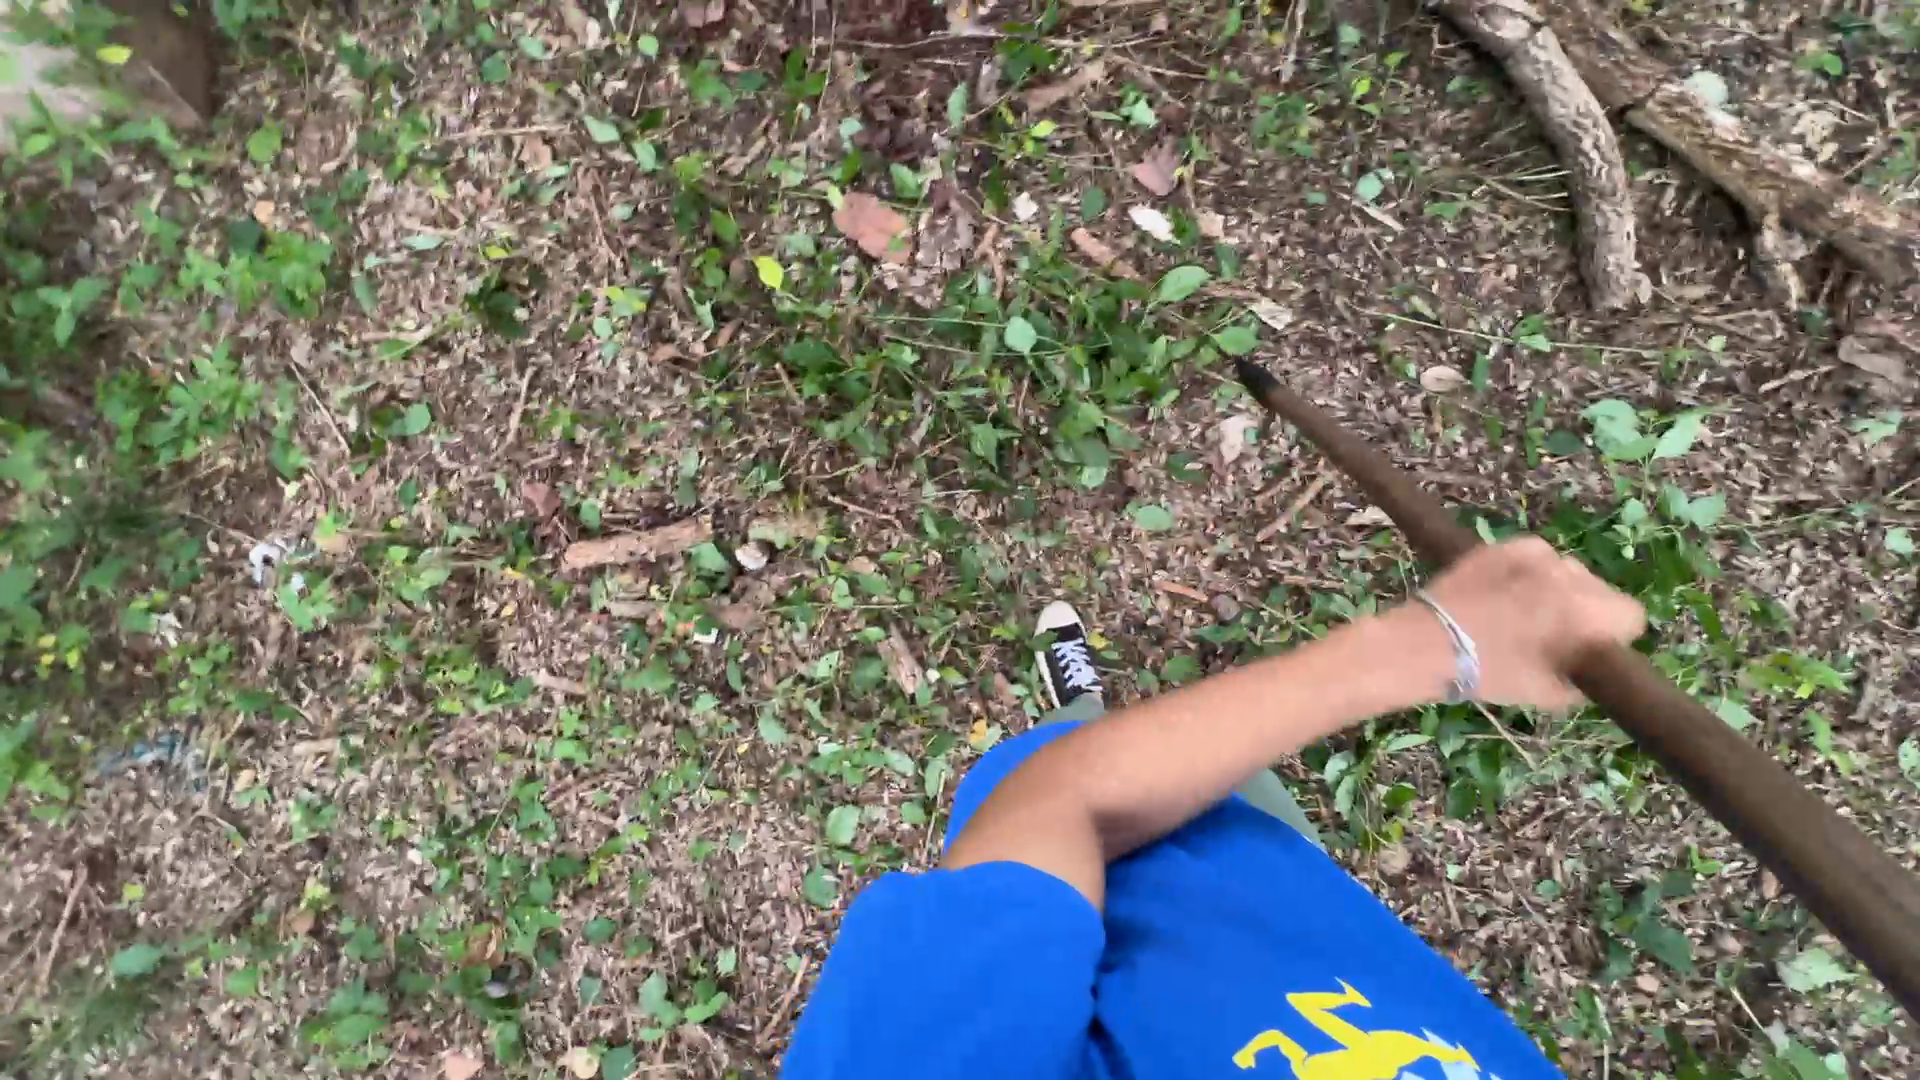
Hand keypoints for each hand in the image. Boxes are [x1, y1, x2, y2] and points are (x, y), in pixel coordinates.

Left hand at [1410, 536, 1645, 708]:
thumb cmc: (1490, 672)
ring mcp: (1533, 556)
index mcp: (1589, 612)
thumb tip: (1591, 665)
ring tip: (1523, 609)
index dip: (1612, 633)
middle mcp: (1569, 577)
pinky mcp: (1500, 546)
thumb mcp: (1550, 693)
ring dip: (1555, 587)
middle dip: (1584, 608)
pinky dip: (1528, 568)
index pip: (1631, 615)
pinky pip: (1533, 554)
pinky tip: (1507, 587)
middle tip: (1552, 629)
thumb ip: (1585, 676)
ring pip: (1566, 570)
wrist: (1426, 643)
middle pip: (1598, 589)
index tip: (1588, 645)